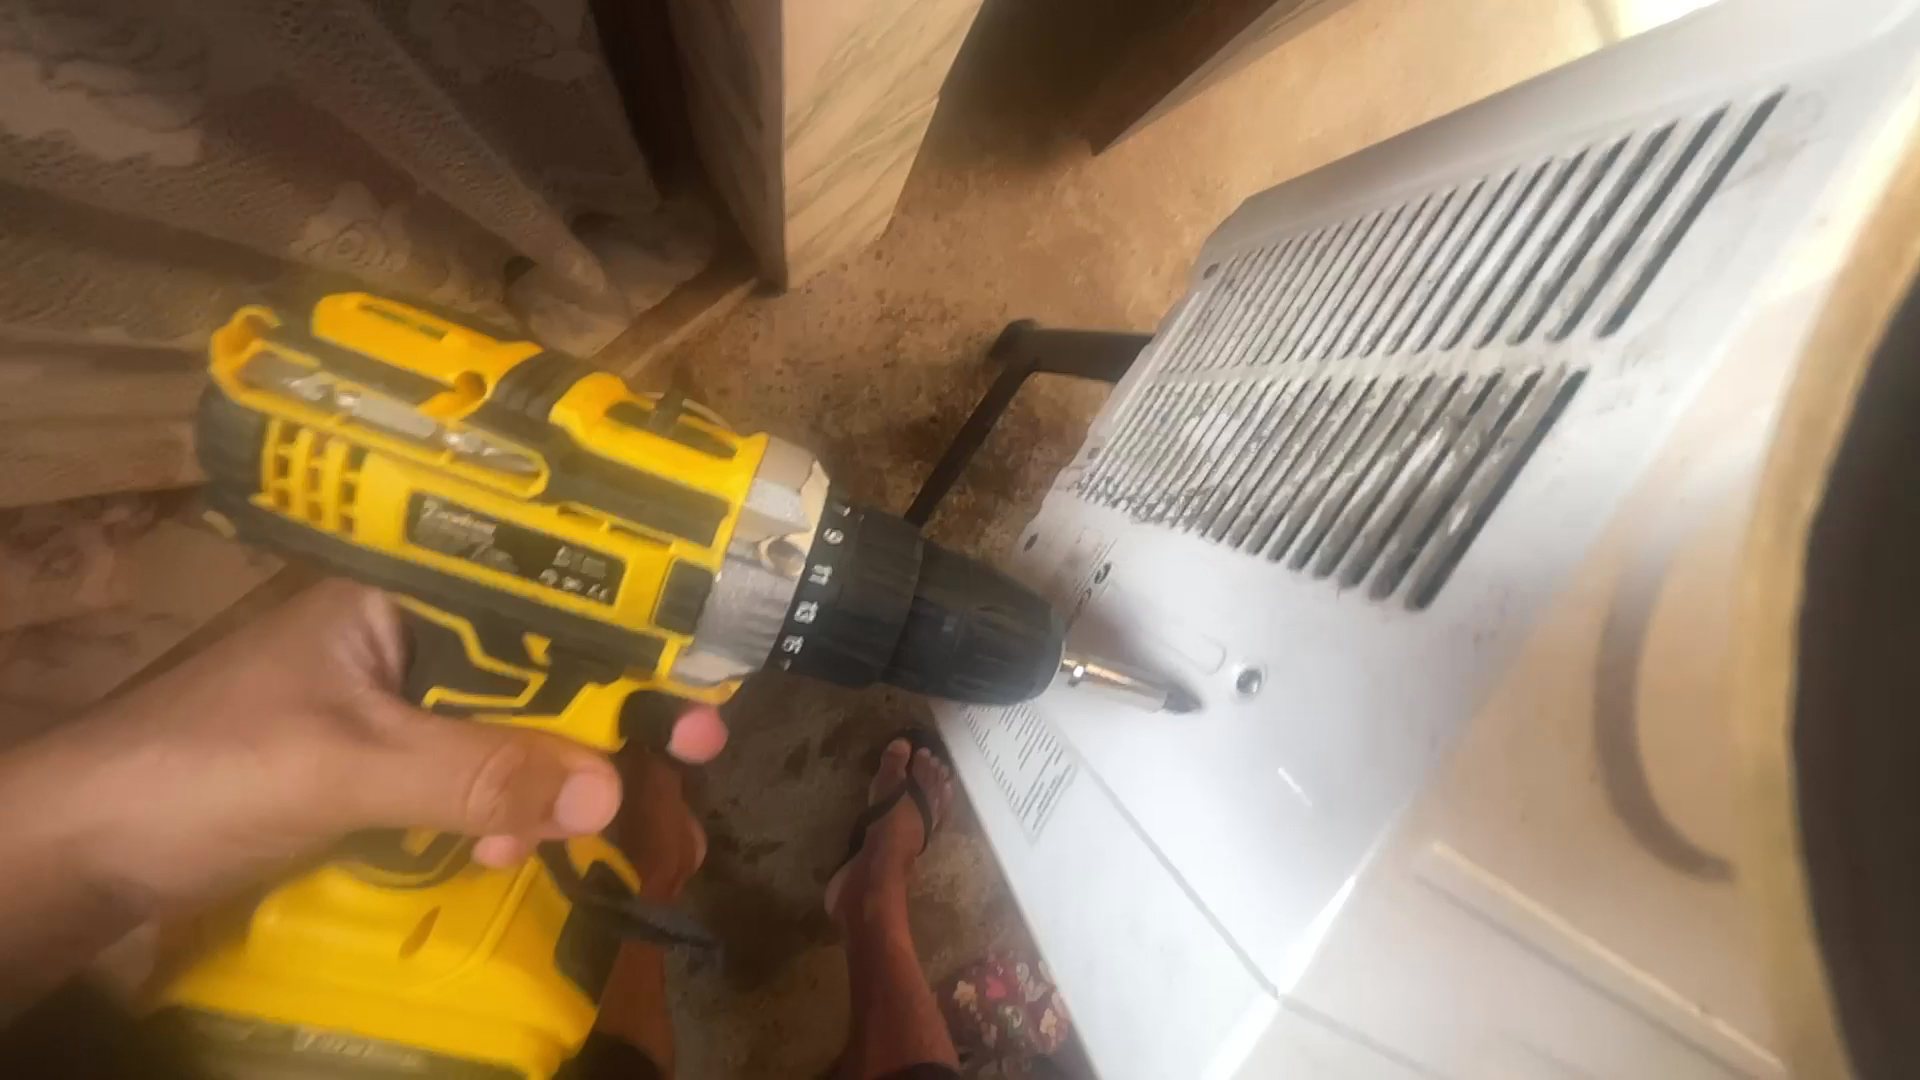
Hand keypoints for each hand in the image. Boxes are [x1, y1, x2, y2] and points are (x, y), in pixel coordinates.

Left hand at [1, 580, 729, 916]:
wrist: (63, 866)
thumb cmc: (194, 774)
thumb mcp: (348, 767)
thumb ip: (479, 775)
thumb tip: (609, 795)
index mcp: (420, 596)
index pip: (557, 608)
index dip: (634, 653)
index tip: (695, 703)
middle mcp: (435, 637)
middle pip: (559, 672)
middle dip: (620, 729)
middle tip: (692, 764)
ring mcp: (425, 700)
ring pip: (534, 727)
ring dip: (574, 781)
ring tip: (609, 834)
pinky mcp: (411, 757)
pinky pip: (495, 773)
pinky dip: (517, 810)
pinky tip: (514, 848)